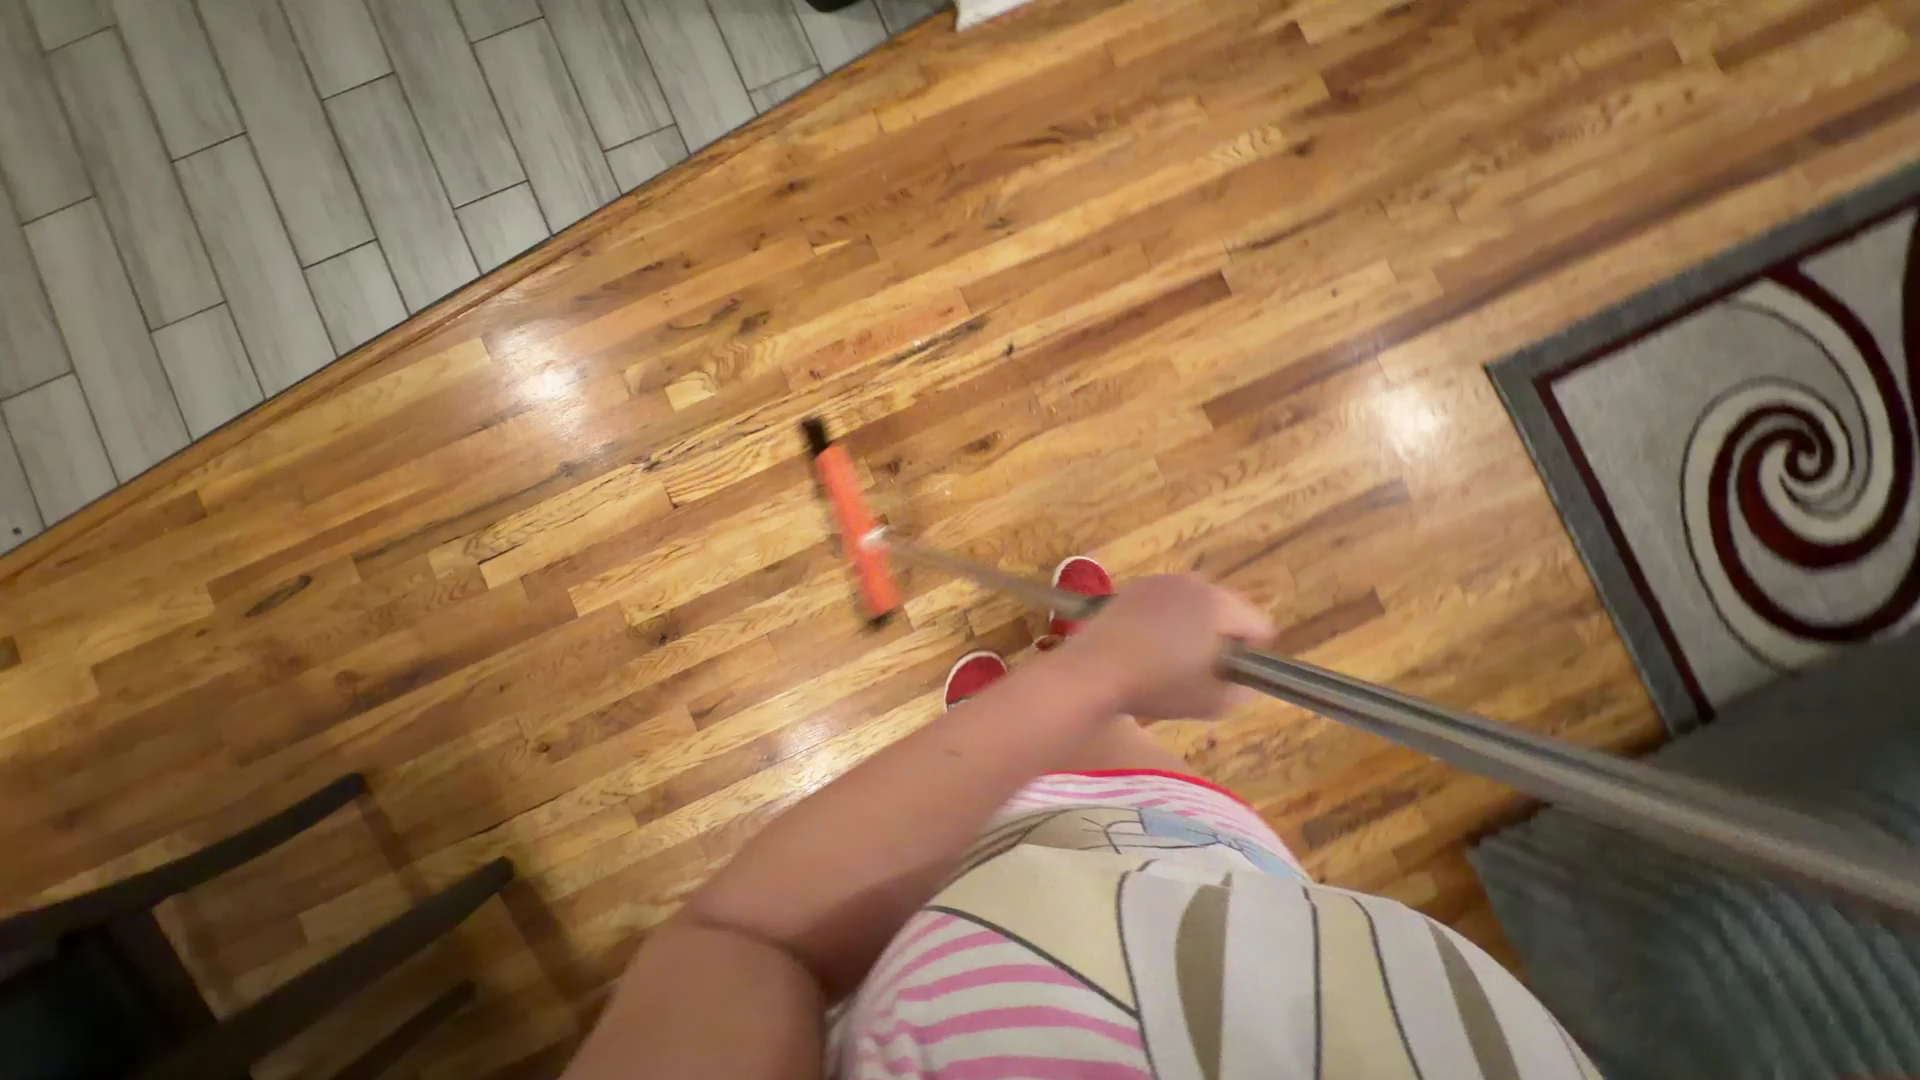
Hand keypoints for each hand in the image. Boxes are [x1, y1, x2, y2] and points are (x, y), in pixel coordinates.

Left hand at [1057, 574, 1273, 719]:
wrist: (1092, 671)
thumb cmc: (1157, 687)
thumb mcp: (1212, 703)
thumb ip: (1243, 691)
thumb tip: (1247, 681)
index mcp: (1218, 605)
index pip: (1259, 623)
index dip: (1252, 652)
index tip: (1232, 674)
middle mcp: (1193, 583)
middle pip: (1228, 607)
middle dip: (1224, 635)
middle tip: (1204, 668)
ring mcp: (1160, 581)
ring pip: (1196, 601)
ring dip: (1195, 624)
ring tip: (1175, 657)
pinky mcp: (1133, 587)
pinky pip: (1166, 600)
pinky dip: (1167, 617)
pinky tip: (1150, 644)